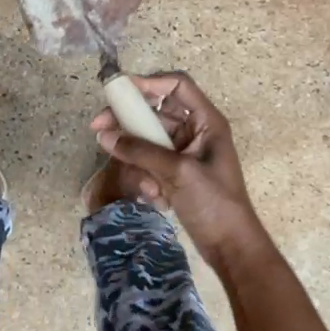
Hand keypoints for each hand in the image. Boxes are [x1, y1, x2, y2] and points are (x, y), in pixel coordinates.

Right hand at [92, 72, 271, 269]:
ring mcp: (185, 153)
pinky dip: (146, 176)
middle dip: (129, 124)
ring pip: (148, 140)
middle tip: (99, 129)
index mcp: (207, 121)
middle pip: (155, 112)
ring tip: (144, 186)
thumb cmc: (214, 203)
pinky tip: (154, 198)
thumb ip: (140, 150)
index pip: (177, 85)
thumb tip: (104, 135)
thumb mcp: (177, 172)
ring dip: (139, 160)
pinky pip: (150, 162)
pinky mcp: (176, 173)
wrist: (231, 247)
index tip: (118, 92)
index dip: (148, 83)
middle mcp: (196, 131)